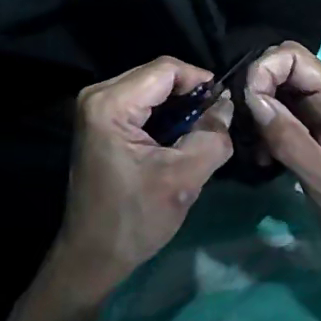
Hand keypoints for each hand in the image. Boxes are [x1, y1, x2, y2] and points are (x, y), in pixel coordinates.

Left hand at [55, 57, 234, 289]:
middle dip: (189, 93)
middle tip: (218, 119)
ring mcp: (94, 106)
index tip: (226, 104)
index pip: (164, 69)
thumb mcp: (182, 179)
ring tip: (203, 129)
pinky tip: (179, 135)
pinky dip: (161, 113)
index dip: (200, 79)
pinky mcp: (98, 119)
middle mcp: (97, 94)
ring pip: (148, 87)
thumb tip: (228, 107)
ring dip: (177, 104)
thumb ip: (211, 137)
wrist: (92, 251)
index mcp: (110, 103)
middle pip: (154, 75)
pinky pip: (137, 102)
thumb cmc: (134, 217)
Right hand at [244, 42, 320, 292]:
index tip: (248, 107)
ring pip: (276, 91)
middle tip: (246, 128)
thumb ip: (289, 138)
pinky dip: (264, 130)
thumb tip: (252, 97)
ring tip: (255, 149)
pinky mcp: (315, 136)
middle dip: (256, 89)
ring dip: (257, 113)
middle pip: (282, 68)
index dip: (263, 71)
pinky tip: (263, 159)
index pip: (293, 57)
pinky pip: (280, 115)